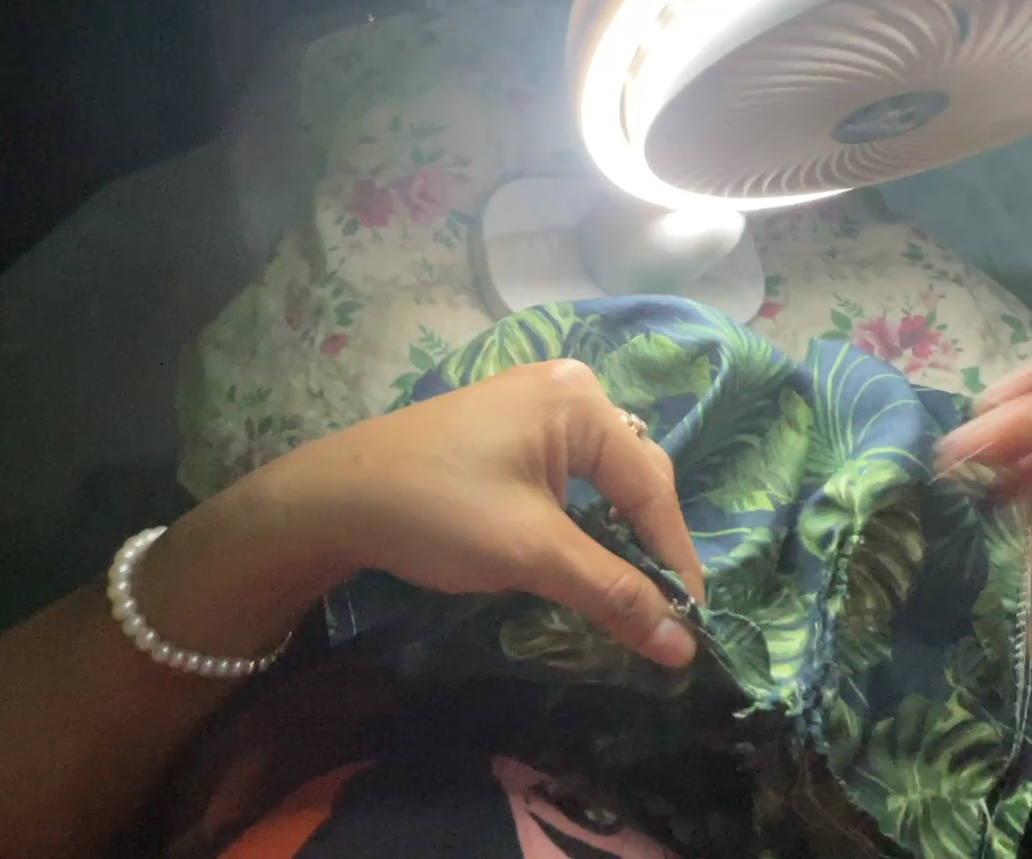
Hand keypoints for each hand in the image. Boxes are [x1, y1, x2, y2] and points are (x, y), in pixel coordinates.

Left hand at [161, 360, 703, 668]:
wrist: (335, 496)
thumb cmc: (439, 511)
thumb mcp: (532, 553)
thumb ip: (613, 593)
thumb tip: (684, 647)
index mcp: (580, 400)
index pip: (650, 484)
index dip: (676, 556)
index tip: (696, 621)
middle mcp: (567, 386)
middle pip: (632, 470)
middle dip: (649, 537)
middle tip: (665, 604)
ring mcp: (535, 398)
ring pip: (603, 469)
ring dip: (619, 524)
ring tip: (634, 578)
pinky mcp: (511, 420)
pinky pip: (571, 464)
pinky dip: (586, 507)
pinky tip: (588, 539)